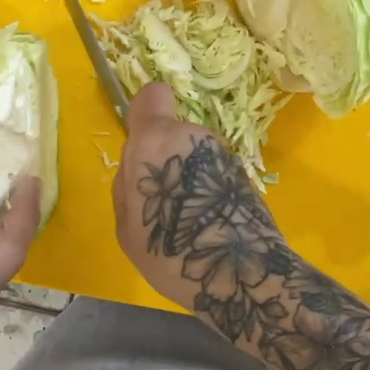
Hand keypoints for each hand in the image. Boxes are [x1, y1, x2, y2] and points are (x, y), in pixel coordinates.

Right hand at [112, 83, 283, 307]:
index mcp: (153, 144)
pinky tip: (210, 227)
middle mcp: (191, 137)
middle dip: (167, 162)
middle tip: (165, 206)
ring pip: (195, 157)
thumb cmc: (173, 254)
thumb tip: (133, 173)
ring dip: (190, 181)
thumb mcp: (128, 232)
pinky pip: (214, 176)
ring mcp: (222, 155)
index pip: (151, 97)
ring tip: (189, 223)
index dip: (146, 116)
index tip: (145, 148)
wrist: (243, 272)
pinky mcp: (244, 175)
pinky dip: (210, 194)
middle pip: (172, 136)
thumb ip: (125, 191)